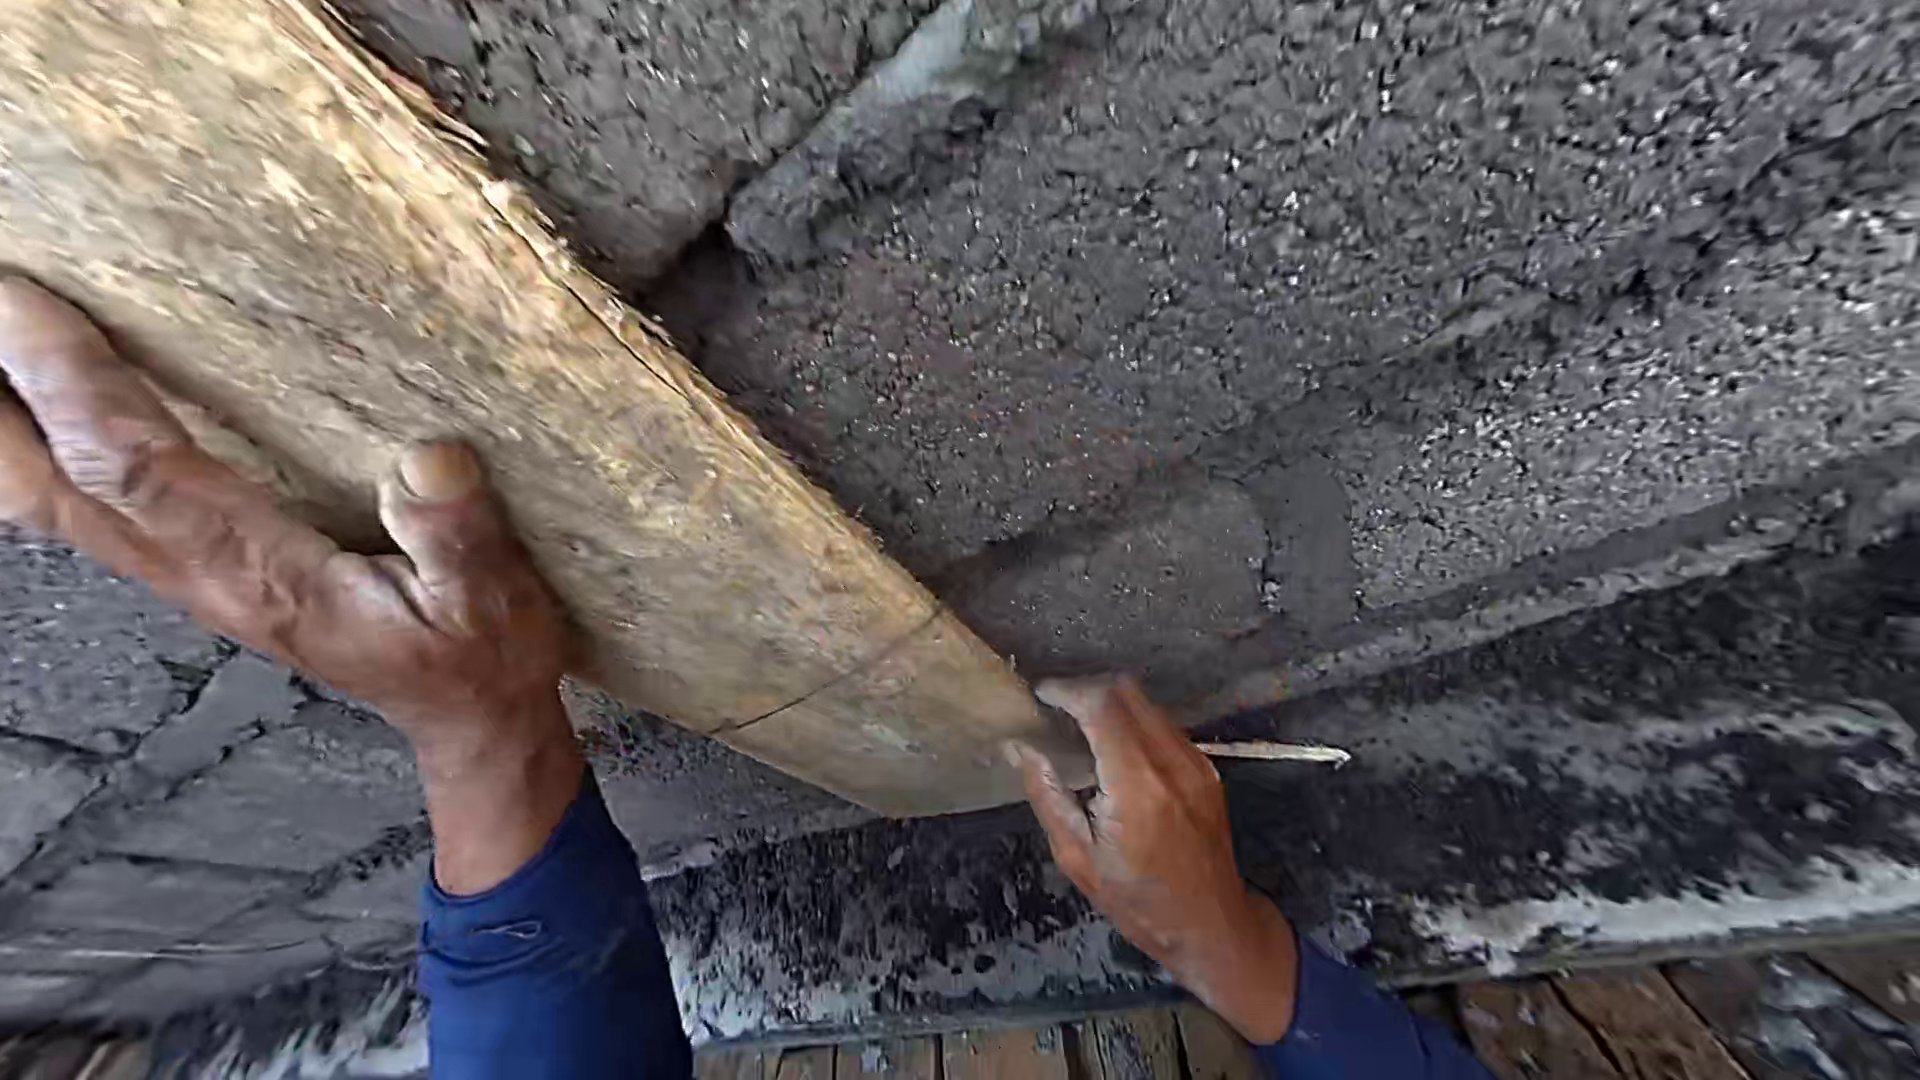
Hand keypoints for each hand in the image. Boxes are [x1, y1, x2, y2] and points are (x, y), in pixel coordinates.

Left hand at [0, 276, 580, 892]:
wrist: (474, 711)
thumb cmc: (487, 657)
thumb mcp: (492, 598)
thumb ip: (458, 533)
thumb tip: (431, 454)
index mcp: (272, 577)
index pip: (145, 473)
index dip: (80, 389)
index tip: (28, 302)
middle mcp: (217, 582)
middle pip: (59, 493)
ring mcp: (216, 590)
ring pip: (68, 513)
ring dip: (12, 439)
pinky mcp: (236, 589)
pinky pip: (113, 525)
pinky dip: (67, 472)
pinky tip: (73, 443)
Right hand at [1012, 675, 1300, 1043]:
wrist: (1213, 927)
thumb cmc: (1136, 901)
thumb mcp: (1076, 856)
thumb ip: (1046, 793)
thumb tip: (1019, 745)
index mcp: (1136, 787)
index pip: (1100, 706)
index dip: (1066, 689)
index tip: (1040, 694)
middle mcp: (1170, 762)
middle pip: (1124, 689)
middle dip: (1084, 686)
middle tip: (1056, 704)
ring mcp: (1194, 761)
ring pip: (1144, 700)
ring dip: (1107, 698)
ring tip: (1078, 719)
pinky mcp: (1205, 765)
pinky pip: (1159, 720)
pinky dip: (1129, 716)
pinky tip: (1111, 741)